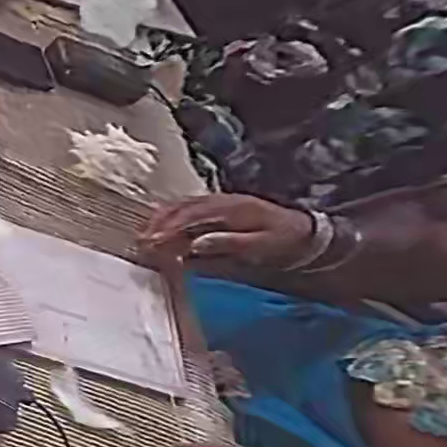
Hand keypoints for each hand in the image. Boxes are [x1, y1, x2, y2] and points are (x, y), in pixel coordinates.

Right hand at [140, 195, 313, 267]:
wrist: (305, 233)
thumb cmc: (282, 242)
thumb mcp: (261, 245)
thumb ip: (229, 243)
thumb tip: (195, 244)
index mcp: (233, 208)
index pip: (192, 214)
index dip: (169, 227)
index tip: (152, 241)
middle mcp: (223, 201)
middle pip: (182, 206)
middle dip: (159, 223)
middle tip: (141, 240)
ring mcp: (220, 202)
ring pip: (182, 205)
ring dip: (161, 219)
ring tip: (145, 234)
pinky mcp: (218, 207)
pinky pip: (188, 207)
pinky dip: (170, 216)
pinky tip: (160, 226)